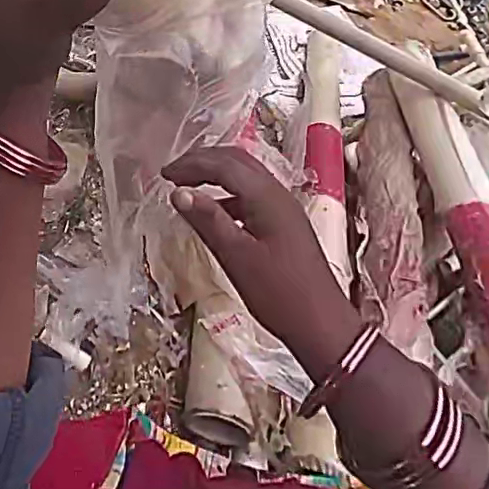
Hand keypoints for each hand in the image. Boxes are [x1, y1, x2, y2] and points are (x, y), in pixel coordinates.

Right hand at [163, 146, 362, 380]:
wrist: (324, 326)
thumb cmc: (279, 293)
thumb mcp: (236, 257)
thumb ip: (208, 220)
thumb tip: (178, 193)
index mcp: (266, 196)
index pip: (223, 165)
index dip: (191, 165)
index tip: (164, 175)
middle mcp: (277, 193)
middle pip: (236, 161)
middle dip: (203, 161)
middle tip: (174, 173)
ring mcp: (284, 207)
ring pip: (246, 175)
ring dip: (216, 174)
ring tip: (188, 187)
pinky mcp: (285, 222)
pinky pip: (252, 194)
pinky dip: (228, 194)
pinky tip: (215, 212)